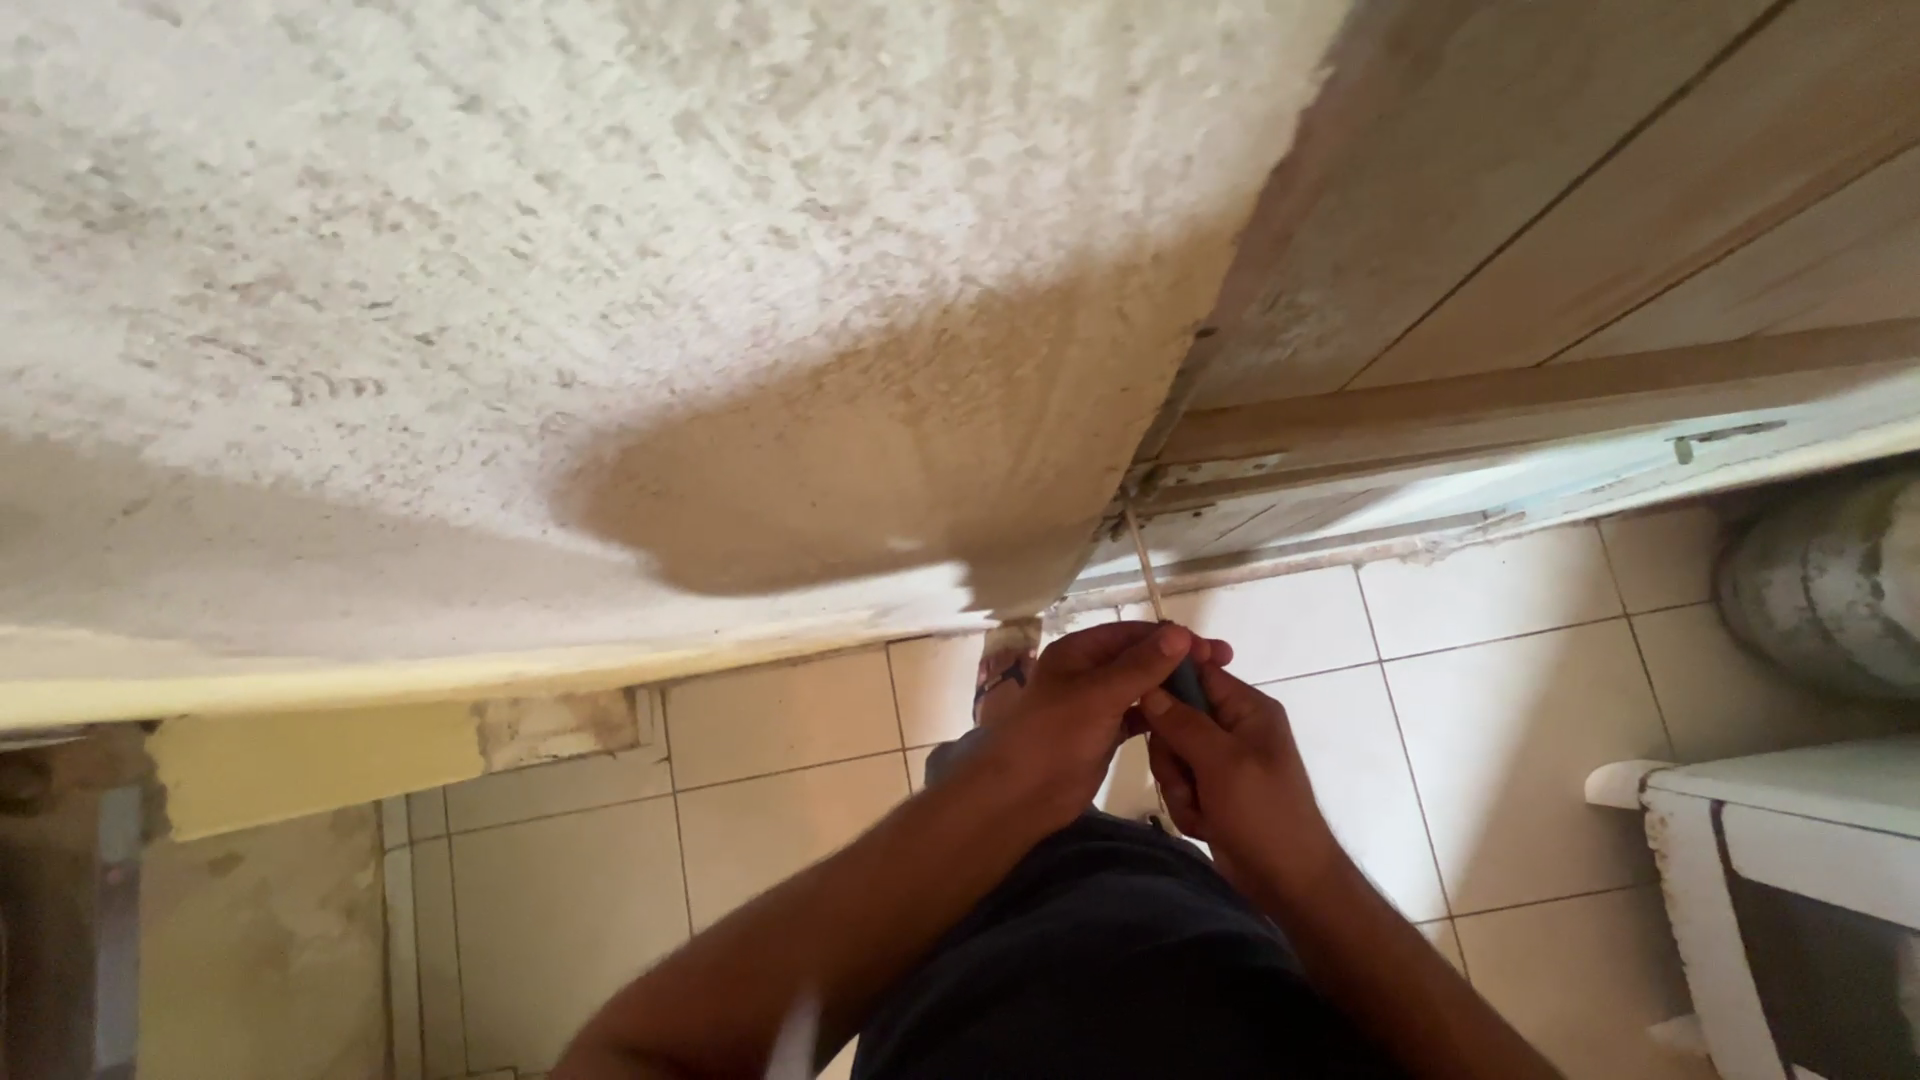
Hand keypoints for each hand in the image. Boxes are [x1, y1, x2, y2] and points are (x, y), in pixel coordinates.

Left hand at [956, 621, 1230, 830]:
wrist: (1022, 794)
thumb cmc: (1054, 736)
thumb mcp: (1099, 696)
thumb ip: (1140, 666)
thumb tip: (1180, 633)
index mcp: (1078, 651)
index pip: (1132, 633)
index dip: (1171, 638)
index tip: (1212, 649)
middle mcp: (1087, 671)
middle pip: (1139, 657)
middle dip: (1177, 660)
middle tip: (1223, 666)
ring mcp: (1095, 703)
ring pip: (1141, 686)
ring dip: (1173, 686)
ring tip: (1214, 689)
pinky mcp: (1103, 732)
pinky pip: (1138, 714)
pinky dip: (1161, 713)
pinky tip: (1190, 717)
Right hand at [1140, 662, 1344, 901]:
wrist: (1290, 882)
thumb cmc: (1264, 814)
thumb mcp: (1222, 763)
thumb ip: (1183, 722)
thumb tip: (1148, 688)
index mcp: (1247, 708)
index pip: (1197, 672)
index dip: (1166, 682)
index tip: (1140, 700)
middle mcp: (1234, 727)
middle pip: (1174, 716)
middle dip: (1172, 754)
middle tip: (1188, 779)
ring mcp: (1222, 760)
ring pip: (1170, 753)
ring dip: (1178, 785)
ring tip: (1201, 808)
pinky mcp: (1213, 788)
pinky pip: (1179, 782)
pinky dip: (1186, 805)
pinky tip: (1206, 823)